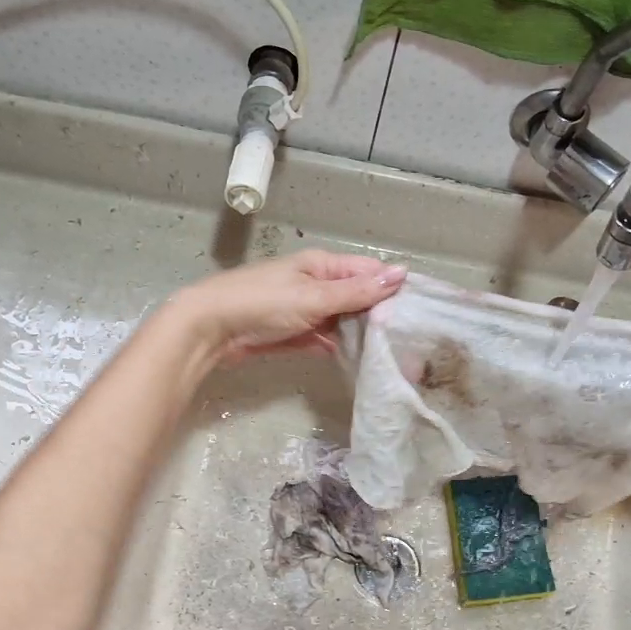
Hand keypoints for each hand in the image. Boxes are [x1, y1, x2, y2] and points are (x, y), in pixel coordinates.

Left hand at [161, 250, 407, 360]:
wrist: (210, 329)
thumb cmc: (262, 304)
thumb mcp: (314, 297)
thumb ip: (357, 292)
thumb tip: (402, 273)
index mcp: (322, 266)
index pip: (369, 271)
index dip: (394, 288)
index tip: (420, 311)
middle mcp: (316, 284)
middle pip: (358, 298)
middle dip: (381, 316)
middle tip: (411, 342)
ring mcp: (304, 311)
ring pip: (342, 322)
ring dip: (361, 336)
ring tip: (391, 356)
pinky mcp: (293, 335)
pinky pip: (324, 340)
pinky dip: (338, 348)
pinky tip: (357, 363)